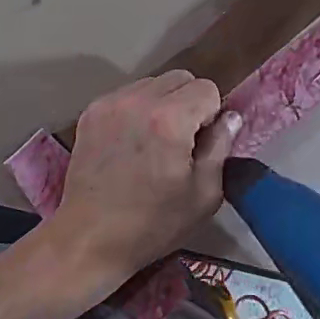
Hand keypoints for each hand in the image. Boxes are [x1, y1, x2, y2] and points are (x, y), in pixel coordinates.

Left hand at [50, 71, 240, 278]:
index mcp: (169, 120)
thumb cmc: (153, 224)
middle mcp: (139, 101)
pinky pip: (129, 94)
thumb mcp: (205, 193)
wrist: (88, 240)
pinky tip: (133, 140)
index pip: (207, 89)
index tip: (202, 143)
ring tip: (156, 139)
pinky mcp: (91, 112)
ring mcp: (110, 104)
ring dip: (164, 102)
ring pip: (154, 83)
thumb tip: (231, 117)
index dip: (212, 114)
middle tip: (183, 140)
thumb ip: (222, 146)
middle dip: (190, 102)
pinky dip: (139, 108)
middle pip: (181, 78)